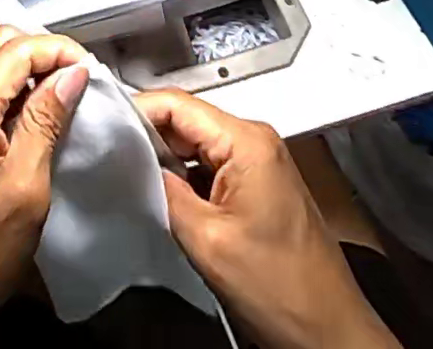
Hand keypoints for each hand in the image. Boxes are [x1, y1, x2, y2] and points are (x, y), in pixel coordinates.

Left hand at [0, 27, 90, 347]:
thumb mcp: (26, 187)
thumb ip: (47, 118)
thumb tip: (75, 71)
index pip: (17, 50)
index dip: (60, 51)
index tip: (91, 73)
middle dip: (42, 51)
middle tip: (75, 80)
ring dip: (25, 66)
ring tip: (58, 95)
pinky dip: (6, 84)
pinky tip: (30, 111)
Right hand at [133, 89, 399, 348]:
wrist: (327, 327)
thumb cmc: (280, 286)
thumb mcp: (208, 240)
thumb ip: (167, 193)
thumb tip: (137, 164)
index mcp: (247, 141)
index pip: (180, 104)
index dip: (140, 110)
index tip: (106, 126)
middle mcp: (254, 138)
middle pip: (189, 120)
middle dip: (148, 136)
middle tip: (108, 156)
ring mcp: (258, 159)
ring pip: (197, 143)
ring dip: (166, 158)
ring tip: (128, 175)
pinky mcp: (256, 180)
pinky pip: (211, 164)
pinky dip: (185, 176)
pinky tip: (162, 193)